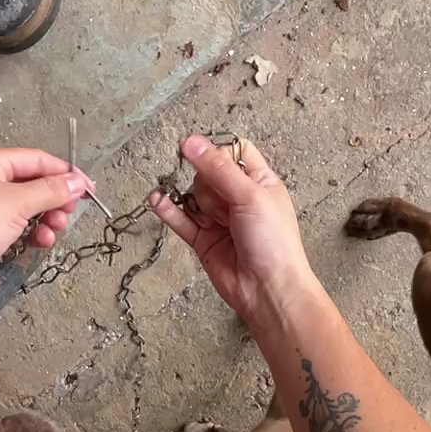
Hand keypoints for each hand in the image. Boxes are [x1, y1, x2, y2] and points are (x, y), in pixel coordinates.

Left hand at [0, 147, 91, 296]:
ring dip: (46, 219)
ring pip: (28, 206)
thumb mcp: (19, 204)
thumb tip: (78, 182)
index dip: (64, 174)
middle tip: (69, 214)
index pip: (36, 159)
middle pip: (33, 183)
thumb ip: (52, 190)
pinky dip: (32, 231)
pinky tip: (40, 242)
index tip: (88, 189)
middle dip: (54, 201)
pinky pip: (17, 223)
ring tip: (54, 231)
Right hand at [149, 135, 318, 325]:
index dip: (217, 152)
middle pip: (208, 174)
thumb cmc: (274, 244)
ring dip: (190, 199)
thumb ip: (218, 169)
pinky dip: (168, 210)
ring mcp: (219, 220)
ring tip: (209, 217)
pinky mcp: (203, 240)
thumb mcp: (250, 196)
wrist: (267, 289)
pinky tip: (156, 199)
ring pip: (193, 196)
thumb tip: (192, 143)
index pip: (234, 152)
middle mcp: (239, 199)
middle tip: (223, 206)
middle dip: (209, 186)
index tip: (201, 152)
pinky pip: (181, 220)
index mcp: (259, 182)